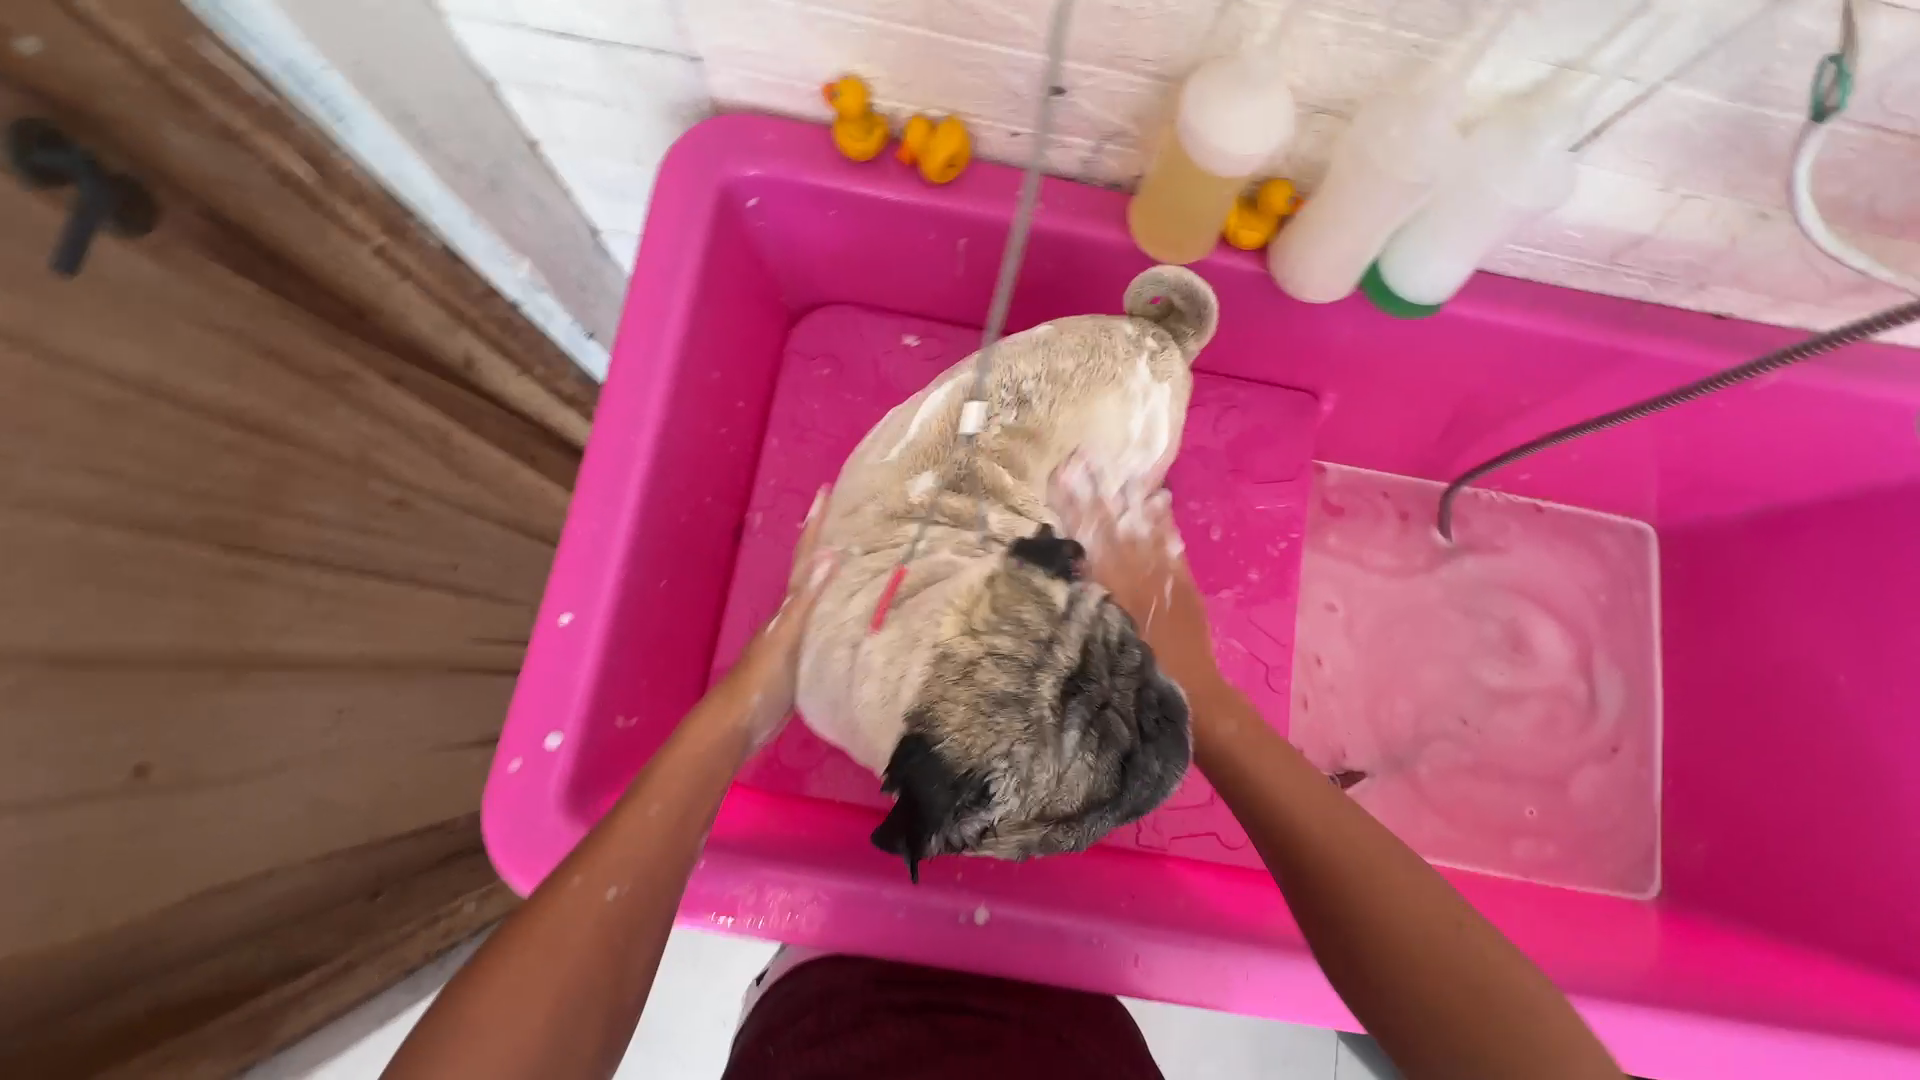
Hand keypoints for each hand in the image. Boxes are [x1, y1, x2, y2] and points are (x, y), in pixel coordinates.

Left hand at [722, 486, 837, 748]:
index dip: (816, 525)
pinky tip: (857, 612)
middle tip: (854, 513)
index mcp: (790, 605)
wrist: (739, 724)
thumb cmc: (761, 680)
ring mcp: (799, 636)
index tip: (826, 490)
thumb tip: (830, 555)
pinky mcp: (807, 658)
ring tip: (862, 554)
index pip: (806, 557)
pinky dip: (841, 608)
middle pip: (814, 569)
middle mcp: (794, 614)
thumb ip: (806, 601)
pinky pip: (829, 622)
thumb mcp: (785, 638)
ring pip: (822, 595)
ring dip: (837, 573)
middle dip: (828, 539)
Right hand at [1049, 457, 1225, 702]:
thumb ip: (1084, 597)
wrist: (1190, 692)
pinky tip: (1160, 499)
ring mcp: (1163, 575)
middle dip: (1096, 490)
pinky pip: (1173, 544)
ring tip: (1120, 466)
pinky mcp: (1184, 583)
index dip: (1072, 505)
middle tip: (1085, 458)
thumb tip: (1068, 560)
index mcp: (1108, 586)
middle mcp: (1135, 573)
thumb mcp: (1098, 636)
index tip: (1061, 476)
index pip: (1085, 537)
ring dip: (1130, 497)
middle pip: (1111, 524)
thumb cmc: (1134, 671)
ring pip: (1143, 528)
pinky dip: (1165, 522)